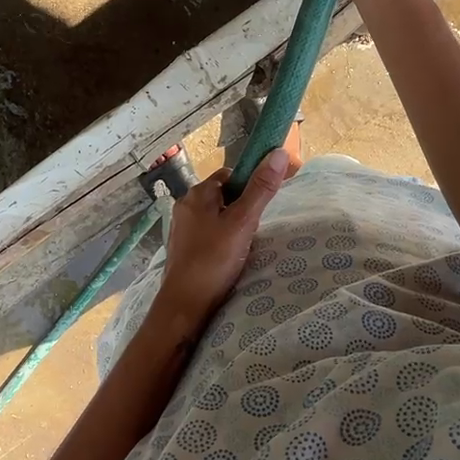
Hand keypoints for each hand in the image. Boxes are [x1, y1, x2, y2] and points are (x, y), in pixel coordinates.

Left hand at [153, 150, 291, 325]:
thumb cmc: (213, 260)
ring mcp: (181, 227)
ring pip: (215, 217)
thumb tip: (278, 152)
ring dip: (231, 227)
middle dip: (241, 210)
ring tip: (242, 248)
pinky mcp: (182, 248)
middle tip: (252, 231)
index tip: (261, 205)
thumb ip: (261, 189)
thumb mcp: (243, 222)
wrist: (184, 306)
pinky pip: (207, 235)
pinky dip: (220, 242)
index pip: (229, 175)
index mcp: (197, 193)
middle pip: (223, 196)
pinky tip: (228, 259)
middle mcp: (185, 205)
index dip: (248, 185)